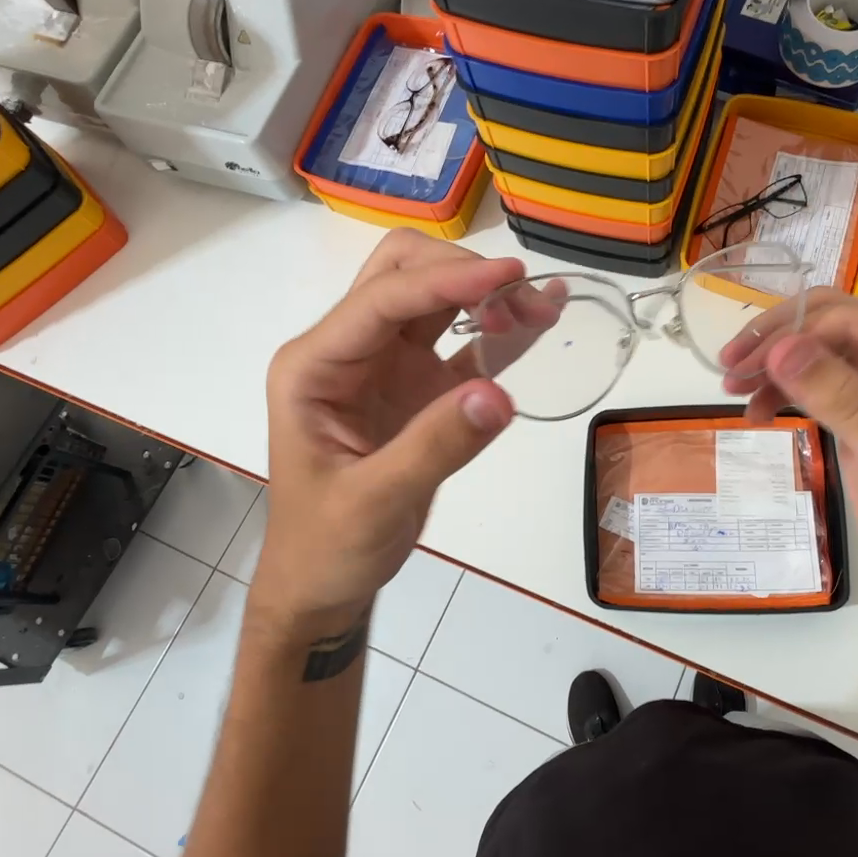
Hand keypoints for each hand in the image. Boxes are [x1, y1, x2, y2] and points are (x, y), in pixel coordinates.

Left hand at [253, 230, 522, 635]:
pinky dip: (500, 329)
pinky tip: (542, 317)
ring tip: (540, 311)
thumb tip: (498, 397)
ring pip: (435, 298)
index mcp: (315, 366)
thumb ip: (434, 447)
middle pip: (402, 274)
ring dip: (486, 295)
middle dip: (461, 273)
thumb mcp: (372, 502)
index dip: (446, 281)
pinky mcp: (420, 387)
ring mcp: (387, 366)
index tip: (510, 277)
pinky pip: (464, 344)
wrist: (324, 582)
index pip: (381, 301)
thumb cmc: (327, 545)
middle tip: (518, 302)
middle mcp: (350, 351)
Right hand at [718, 291, 857, 600]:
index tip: (744, 366)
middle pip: (828, 324)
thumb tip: (781, 348)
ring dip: (772, 365)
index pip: (848, 319)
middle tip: (728, 368)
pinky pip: (814, 384)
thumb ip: (842, 398)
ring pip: (815, 351)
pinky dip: (782, 391)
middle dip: (776, 340)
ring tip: (732, 391)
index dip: (792, 333)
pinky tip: (756, 413)